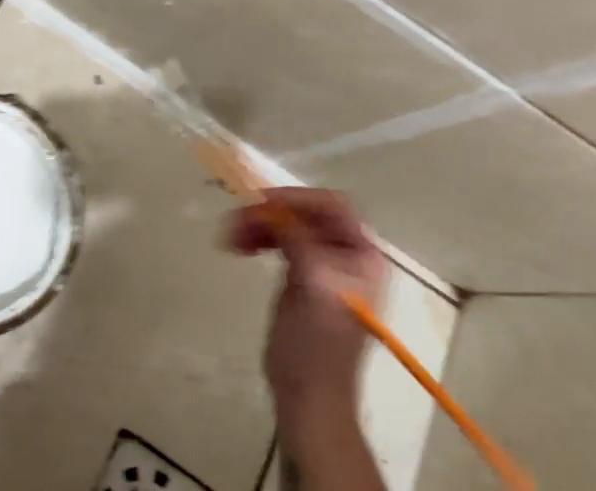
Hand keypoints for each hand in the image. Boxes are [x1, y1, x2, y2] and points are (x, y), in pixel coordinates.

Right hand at [226, 187, 390, 405]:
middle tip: (237, 220)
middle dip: (272, 212)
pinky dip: (260, 238)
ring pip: (291, 225)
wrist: (307, 395)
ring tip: (232, 236)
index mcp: (363, 257)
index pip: (333, 206)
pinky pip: (281, 242)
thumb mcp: (312, 285)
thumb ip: (299, 240)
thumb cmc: (316, 345)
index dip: (298, 199)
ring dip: (260, 224)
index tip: (261, 202)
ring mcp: (324, 265)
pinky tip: (241, 245)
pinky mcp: (302, 275)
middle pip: (308, 214)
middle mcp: (347, 255)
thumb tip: (273, 209)